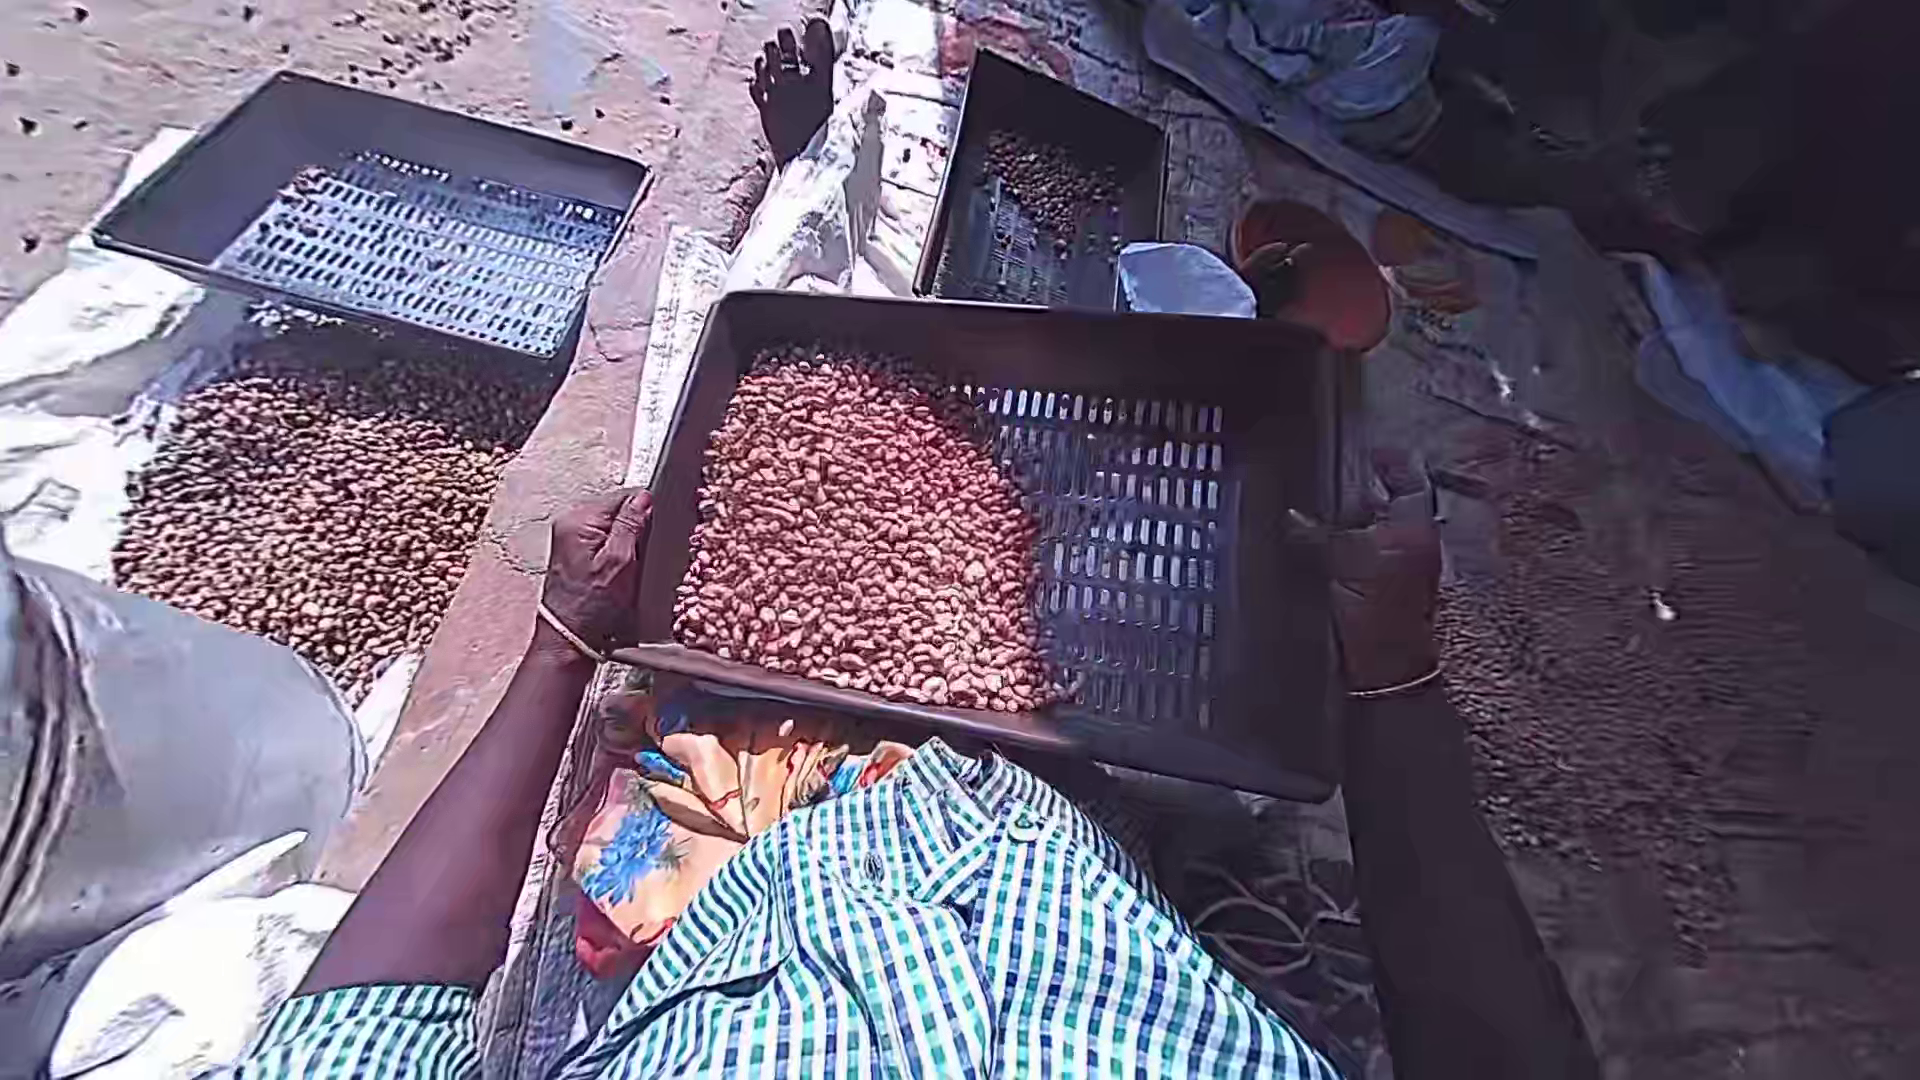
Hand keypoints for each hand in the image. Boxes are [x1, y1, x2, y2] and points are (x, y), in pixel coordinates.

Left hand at [536, 489, 653, 660]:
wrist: (572, 634)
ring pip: (615, 524)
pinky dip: (620, 548)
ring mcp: (572, 536)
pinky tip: (622, 566)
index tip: (653, 534)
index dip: (646, 513)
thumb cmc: (593, 603)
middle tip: (641, 554)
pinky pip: (607, 537)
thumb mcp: (620, 561)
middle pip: (619, 508)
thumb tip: (645, 497)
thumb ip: (631, 524)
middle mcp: (571, 523)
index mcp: (579, 520)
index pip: (624, 496)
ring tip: (631, 563)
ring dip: (629, 538)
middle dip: (637, 526)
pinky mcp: (576, 550)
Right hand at [1296, 452, 1440, 690]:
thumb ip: (1320, 534)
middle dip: (1347, 490)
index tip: (1367, 448)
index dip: (1391, 463)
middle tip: (1313, 474)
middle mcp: (1402, 543)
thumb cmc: (1376, 614)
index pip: (1408, 484)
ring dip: (1331, 518)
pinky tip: (1295, 537)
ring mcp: (1383, 565)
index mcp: (1412, 532)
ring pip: (1356, 528)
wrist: (1380, 668)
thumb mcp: (1351, 565)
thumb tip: (1290, 514)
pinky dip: (1323, 542)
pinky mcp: (1362, 584)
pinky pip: (1342, 551)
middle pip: (1377, 504)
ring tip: (1296, 502)